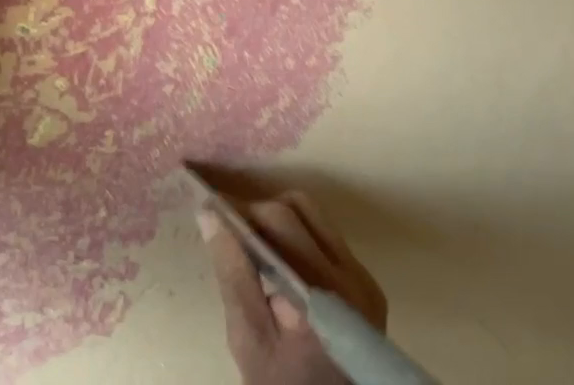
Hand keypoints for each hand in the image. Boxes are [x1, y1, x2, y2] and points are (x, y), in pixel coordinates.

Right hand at [201, 191, 388, 384]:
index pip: (280, 220)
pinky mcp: (363, 285)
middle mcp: (353, 276)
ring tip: (248, 242)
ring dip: (276, 218)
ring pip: (313, 218)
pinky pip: (324, 239)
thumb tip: (210, 215)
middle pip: (300, 209)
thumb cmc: (283, 381)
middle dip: (257, 210)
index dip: (242, 207)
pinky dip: (293, 235)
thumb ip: (233, 275)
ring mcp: (363, 279)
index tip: (209, 207)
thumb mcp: (249, 338)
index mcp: (324, 291)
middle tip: (225, 226)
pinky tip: (272, 259)